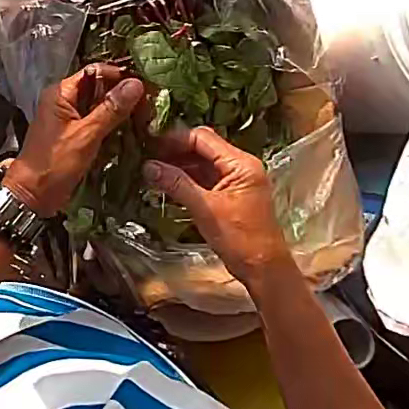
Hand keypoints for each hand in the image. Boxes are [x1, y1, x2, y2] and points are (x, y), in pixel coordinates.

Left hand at [1, 64, 144, 216]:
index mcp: (60, 94)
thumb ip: (110, 109)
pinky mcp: (74, 135)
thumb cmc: (55, 162)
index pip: (94, 73)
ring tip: (149, 116)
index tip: (146, 85)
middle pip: (98, 89)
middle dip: (123, 95)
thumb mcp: (86, 135)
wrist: (33, 194)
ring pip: (99, 107)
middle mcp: (63, 102)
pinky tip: (134, 130)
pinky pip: (97, 124)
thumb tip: (136, 84)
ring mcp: (68, 119)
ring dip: (120, 112)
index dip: (119, 76)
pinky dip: (113, 126)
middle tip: (152, 103)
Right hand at [142, 127, 295, 286]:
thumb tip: (147, 166)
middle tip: (145, 156)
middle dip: (173, 151)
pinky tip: (164, 182)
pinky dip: (184, 178)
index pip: (202, 138)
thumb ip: (176, 183)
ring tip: (150, 170)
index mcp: (241, 165)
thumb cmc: (239, 238)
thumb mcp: (204, 208)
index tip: (148, 145)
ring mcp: (235, 180)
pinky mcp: (229, 193)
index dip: (174, 139)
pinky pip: (202, 177)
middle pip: (201, 147)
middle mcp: (240, 166)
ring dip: (176, 164)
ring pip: (200, 162)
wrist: (263, 269)